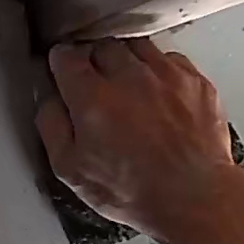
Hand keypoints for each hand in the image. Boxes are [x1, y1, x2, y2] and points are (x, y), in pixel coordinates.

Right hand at [35, 38, 242, 238]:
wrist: (195, 198)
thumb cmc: (136, 191)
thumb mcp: (71, 171)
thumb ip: (52, 126)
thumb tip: (49, 100)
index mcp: (92, 98)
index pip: (67, 56)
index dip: (62, 62)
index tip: (64, 69)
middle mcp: (128, 77)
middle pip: (101, 46)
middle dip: (94, 60)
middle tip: (98, 84)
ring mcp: (165, 75)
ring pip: (136, 46)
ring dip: (127, 60)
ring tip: (130, 86)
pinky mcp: (193, 81)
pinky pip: (170, 59)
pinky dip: (160, 70)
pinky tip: (159, 92)